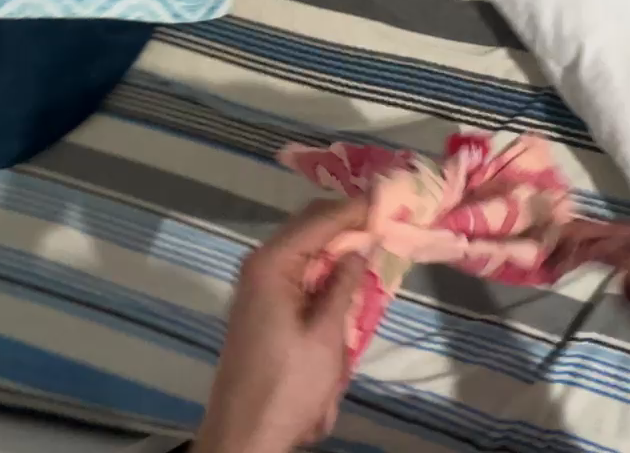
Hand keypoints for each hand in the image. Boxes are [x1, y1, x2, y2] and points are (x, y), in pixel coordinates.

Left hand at [197, 199, 368, 452]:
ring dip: (335, 242)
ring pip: (303, 246)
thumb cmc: (287, 385)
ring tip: (370, 237)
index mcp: (272, 263)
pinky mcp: (262, 302)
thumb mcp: (325, 336)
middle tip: (382, 218)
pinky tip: (345, 268)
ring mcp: (258, 282)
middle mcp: (260, 262)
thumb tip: (360, 247)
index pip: (318, 220)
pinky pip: (297, 269)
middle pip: (308, 226)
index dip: (353, 209)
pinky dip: (322, 266)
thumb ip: (343, 285)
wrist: (244, 436)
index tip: (385, 199)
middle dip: (344, 221)